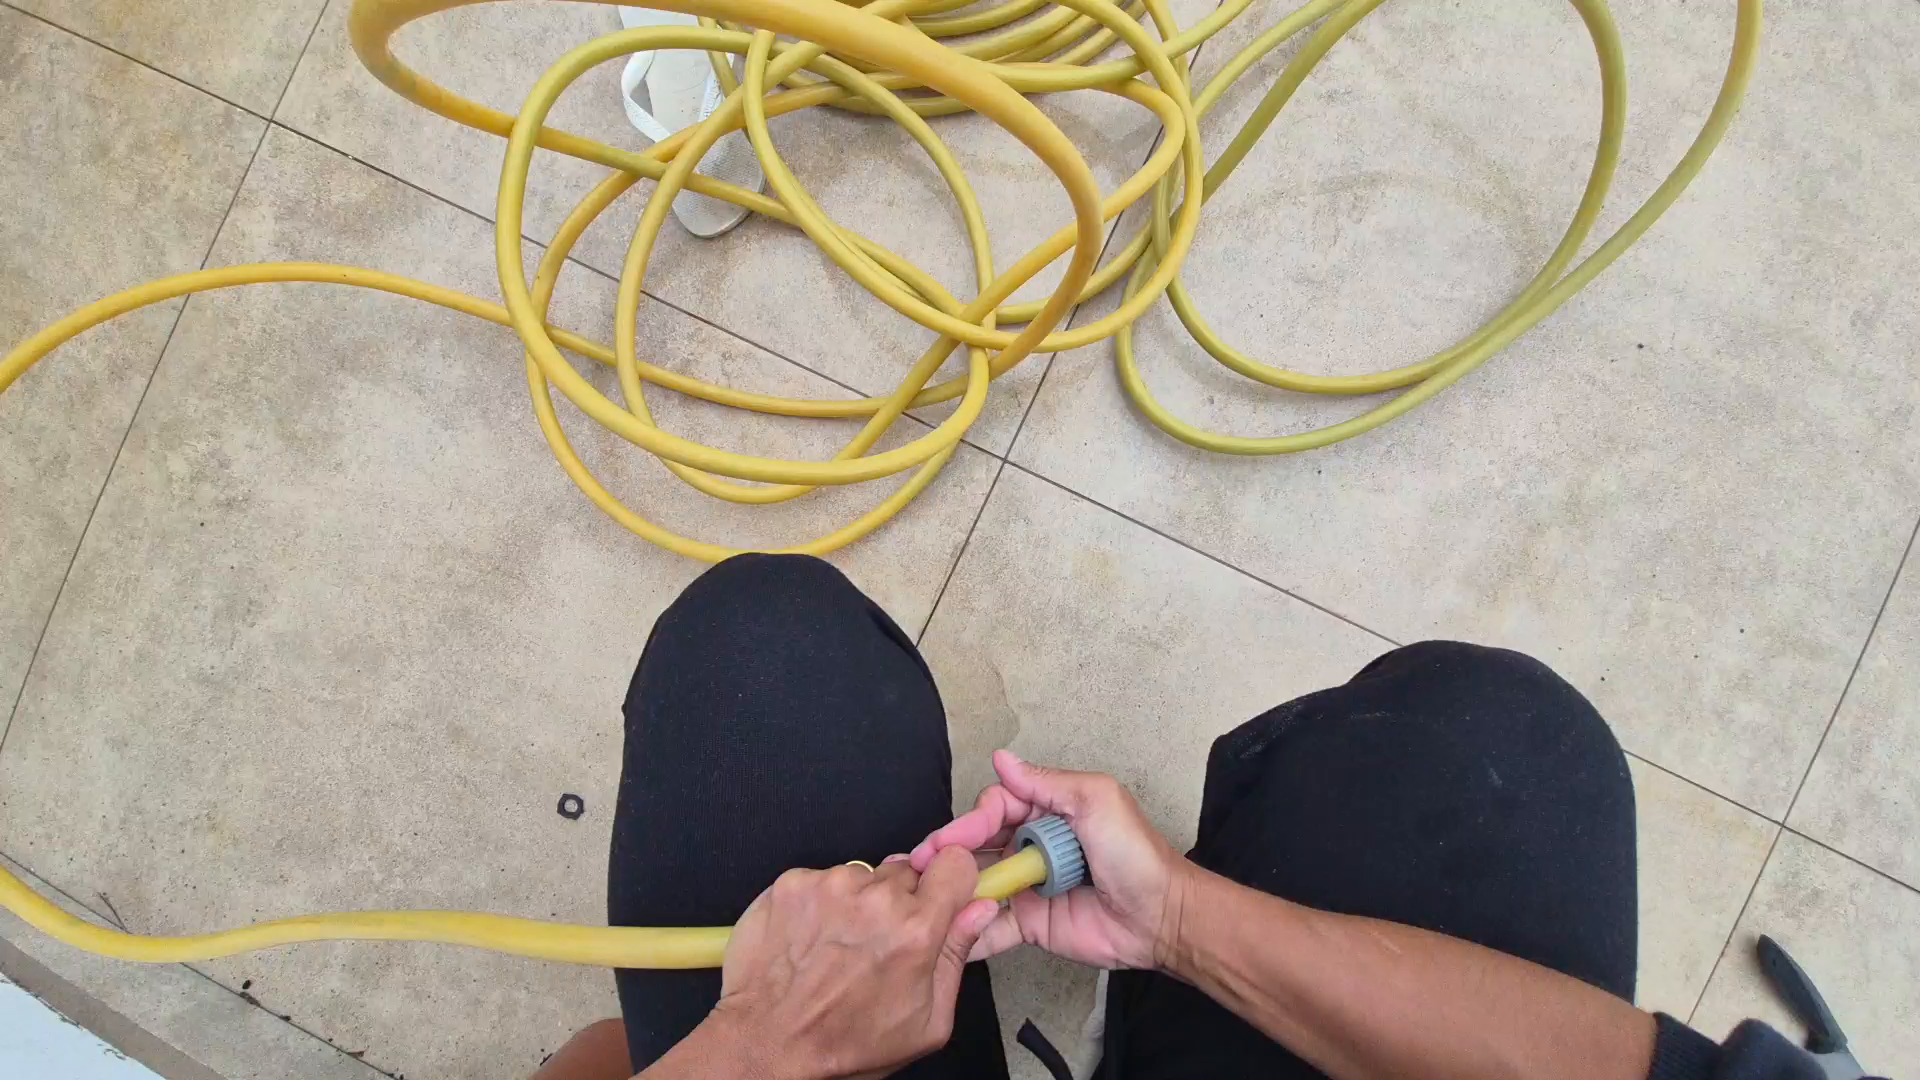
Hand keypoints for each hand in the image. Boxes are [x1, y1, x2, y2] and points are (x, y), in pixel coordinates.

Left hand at [708, 848, 1000, 1079]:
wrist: (765, 1049)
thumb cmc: (844, 1045)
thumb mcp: (925, 1022)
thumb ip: (957, 955)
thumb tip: (979, 909)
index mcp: (916, 929)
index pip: (954, 862)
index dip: (950, 878)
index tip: (941, 892)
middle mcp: (876, 897)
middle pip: (906, 871)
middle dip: (898, 900)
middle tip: (877, 941)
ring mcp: (831, 884)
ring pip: (863, 874)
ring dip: (856, 902)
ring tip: (837, 946)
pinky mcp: (794, 882)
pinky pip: (822, 878)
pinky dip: (819, 903)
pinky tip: (811, 939)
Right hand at [909, 750, 1188, 970]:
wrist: (1163, 916)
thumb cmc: (1135, 851)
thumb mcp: (1094, 800)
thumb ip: (1045, 782)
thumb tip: (1002, 758)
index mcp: (1045, 810)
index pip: (995, 807)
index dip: (970, 821)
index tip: (951, 837)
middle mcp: (1031, 844)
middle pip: (978, 844)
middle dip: (948, 852)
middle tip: (920, 865)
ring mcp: (1028, 885)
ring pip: (979, 882)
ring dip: (951, 888)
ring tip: (922, 899)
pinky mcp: (1030, 923)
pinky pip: (994, 925)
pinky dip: (969, 930)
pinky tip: (942, 934)